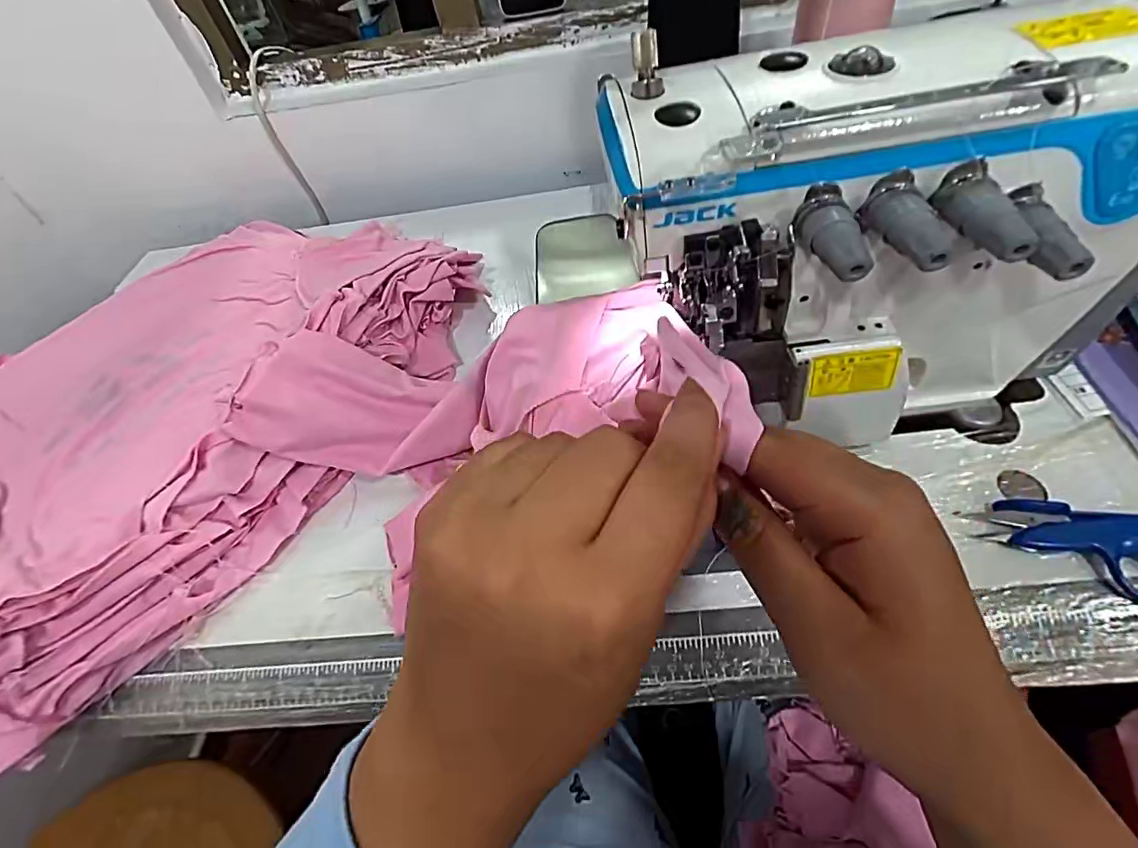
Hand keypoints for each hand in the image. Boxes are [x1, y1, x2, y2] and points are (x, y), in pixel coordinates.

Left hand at [350, 381, 722, 847]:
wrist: (455, 738)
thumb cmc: (566, 701)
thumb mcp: (641, 630)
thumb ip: (674, 533)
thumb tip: (690, 449)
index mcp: (601, 599)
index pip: (664, 480)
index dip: (691, 429)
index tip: (699, 400)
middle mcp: (532, 552)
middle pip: (610, 445)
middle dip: (633, 461)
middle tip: (624, 498)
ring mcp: (472, 526)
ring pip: (561, 440)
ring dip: (580, 465)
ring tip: (567, 515)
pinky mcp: (437, 510)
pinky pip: (512, 447)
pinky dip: (535, 465)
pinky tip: (528, 509)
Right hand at [638, 401, 1136, 847]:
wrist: (976, 750)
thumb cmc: (899, 698)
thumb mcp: (816, 627)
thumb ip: (762, 545)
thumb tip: (710, 480)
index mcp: (873, 505)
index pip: (774, 447)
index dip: (709, 434)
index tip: (649, 423)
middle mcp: (882, 487)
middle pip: (785, 449)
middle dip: (721, 450)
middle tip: (655, 457)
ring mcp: (884, 504)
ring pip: (795, 468)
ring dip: (742, 472)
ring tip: (686, 483)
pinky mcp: (878, 525)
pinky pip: (813, 493)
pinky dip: (770, 496)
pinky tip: (736, 510)